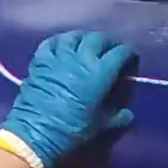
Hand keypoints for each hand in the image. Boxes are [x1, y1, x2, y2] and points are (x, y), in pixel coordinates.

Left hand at [0, 31, 135, 167]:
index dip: (128, 54)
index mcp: (100, 72)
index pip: (120, 52)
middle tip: (110, 50)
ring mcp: (59, 56)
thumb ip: (118, 117)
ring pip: (75, 36)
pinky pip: (52, 42)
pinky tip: (63, 46)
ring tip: (87, 44)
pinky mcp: (41, 60)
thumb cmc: (72, 129)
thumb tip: (127, 113)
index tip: (130, 59)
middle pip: (98, 38)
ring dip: (84, 38)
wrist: (37, 131)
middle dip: (108, 42)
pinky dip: (60, 41)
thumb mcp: (102, 125)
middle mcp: (81, 58)